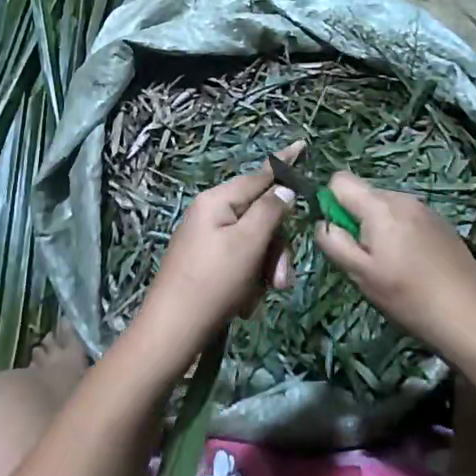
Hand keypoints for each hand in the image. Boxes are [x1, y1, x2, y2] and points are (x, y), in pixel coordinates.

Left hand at [126, 142, 303, 371]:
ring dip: (264, 272)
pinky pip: (240, 264)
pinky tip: (243, 305)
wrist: (173, 329)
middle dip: (275, 251)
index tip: (302, 145)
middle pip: (262, 218)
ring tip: (258, 298)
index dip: (284, 164)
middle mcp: (211, 214)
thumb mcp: (248, 243)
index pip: (259, 175)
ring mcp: (207, 239)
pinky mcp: (207, 263)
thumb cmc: (213, 282)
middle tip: (279, 281)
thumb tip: (284, 189)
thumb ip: (270, 212)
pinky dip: (248, 283)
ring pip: (255, 245)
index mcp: (217, 201)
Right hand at [313, 172, 475, 355]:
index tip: (341, 235)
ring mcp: (425, 209)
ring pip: (385, 207)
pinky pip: (406, 217)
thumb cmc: (407, 295)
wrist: (468, 314)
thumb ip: (333, 242)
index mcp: (380, 207)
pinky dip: (400, 232)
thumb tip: (323, 223)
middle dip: (356, 218)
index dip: (331, 203)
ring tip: (391, 264)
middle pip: (364, 194)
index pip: (339, 180)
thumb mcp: (359, 273)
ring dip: (379, 227)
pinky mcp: (441, 223)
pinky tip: (413, 264)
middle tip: (366, 258)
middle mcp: (403, 198)